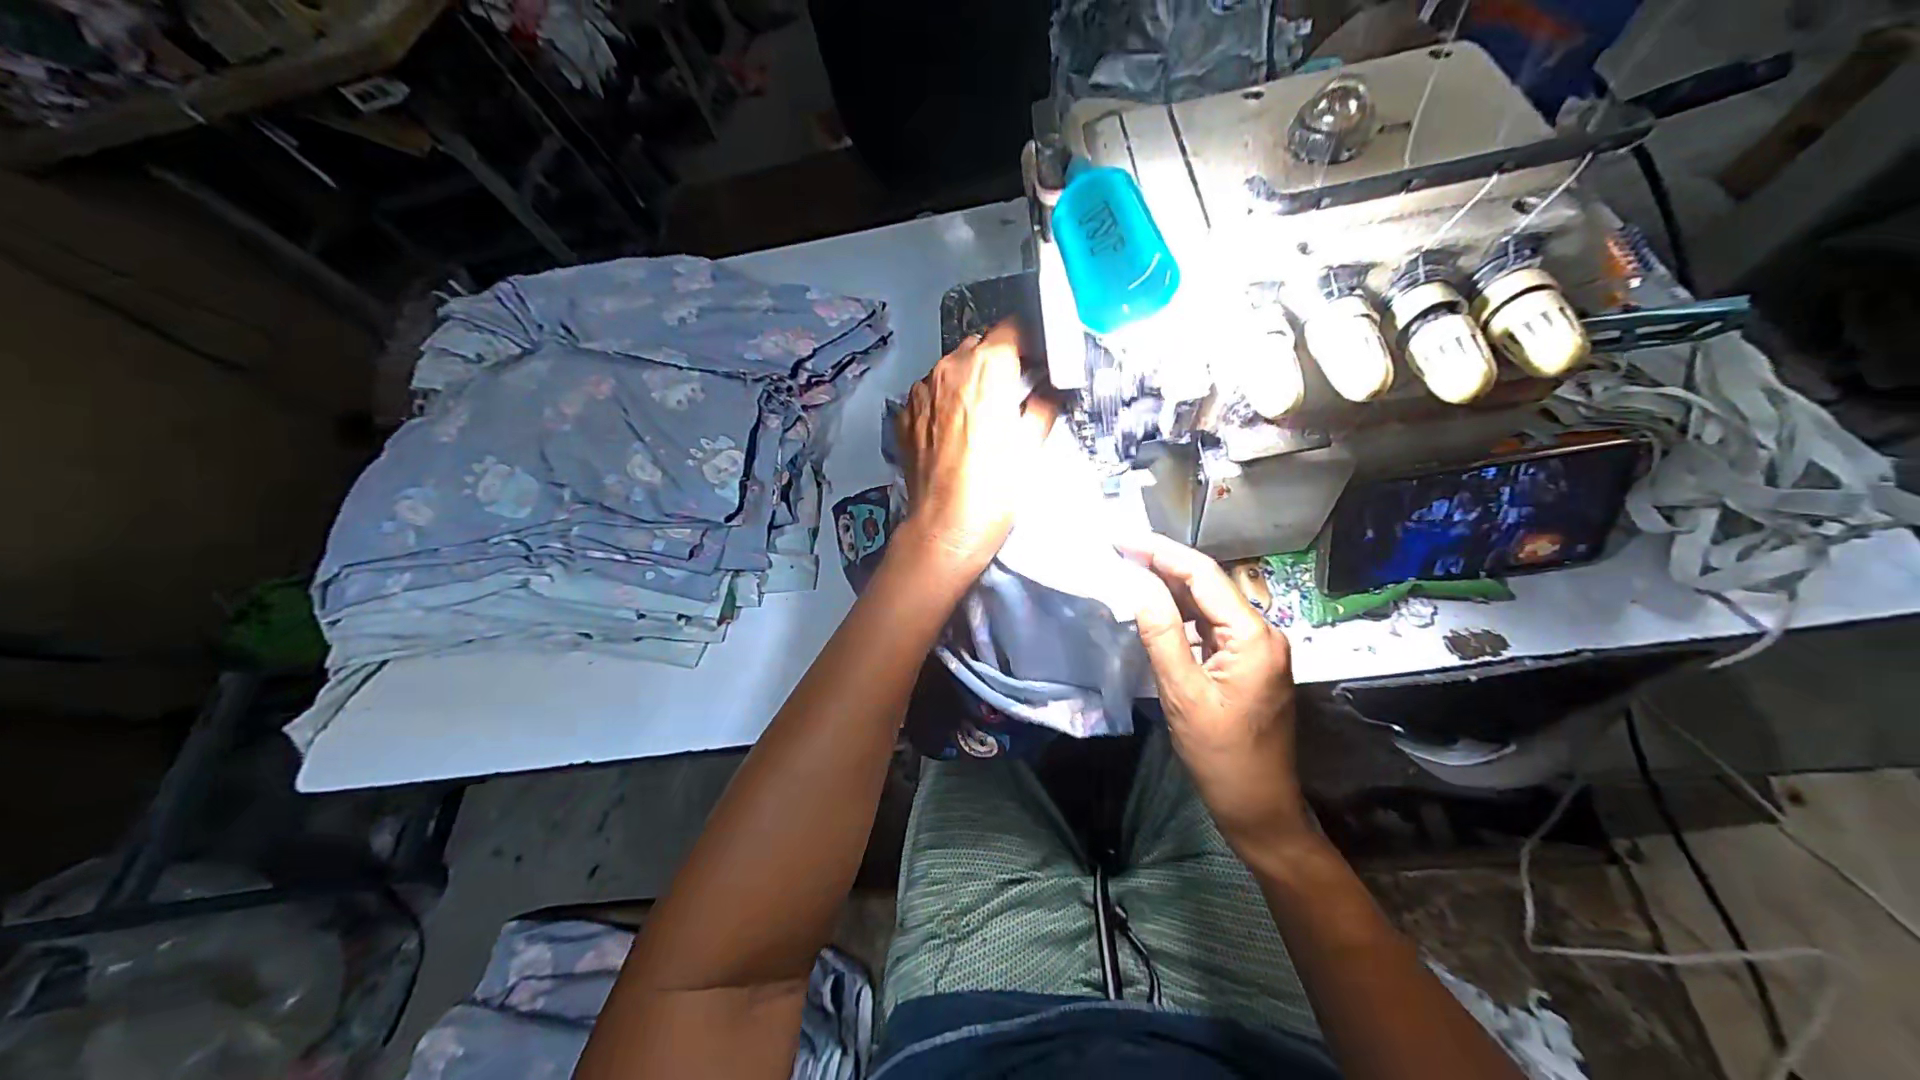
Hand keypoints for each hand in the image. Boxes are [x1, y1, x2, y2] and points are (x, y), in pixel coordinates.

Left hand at [893, 321, 1055, 573]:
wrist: (945, 528)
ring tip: (982, 417)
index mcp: (986, 367)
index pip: (1013, 328)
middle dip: (998, 362)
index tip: (1038, 363)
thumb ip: (1044, 404)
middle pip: (980, 345)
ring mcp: (921, 391)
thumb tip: (1050, 388)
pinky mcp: (905, 414)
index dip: (1030, 343)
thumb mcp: (1031, 445)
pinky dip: (944, 401)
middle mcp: (948, 368)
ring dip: (969, 380)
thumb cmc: (993, 489)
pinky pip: (930, 393)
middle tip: (1013, 394)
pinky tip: (956, 432)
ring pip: (951, 368)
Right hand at [1121, 533, 1310, 848]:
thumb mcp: (1183, 695)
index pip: (1204, 576)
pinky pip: (1210, 627)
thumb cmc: (1221, 756)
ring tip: (1128, 570)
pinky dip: (1180, 615)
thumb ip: (1162, 636)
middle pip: (1208, 585)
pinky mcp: (1246, 663)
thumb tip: (1138, 587)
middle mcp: (1262, 632)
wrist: (1259, 805)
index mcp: (1254, 636)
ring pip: (1207, 604)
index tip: (1122, 540)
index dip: (1162, 552)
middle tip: (1118, 551)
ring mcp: (1257, 648)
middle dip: (1163, 565)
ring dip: (1169, 588)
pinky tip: (1152, 608)